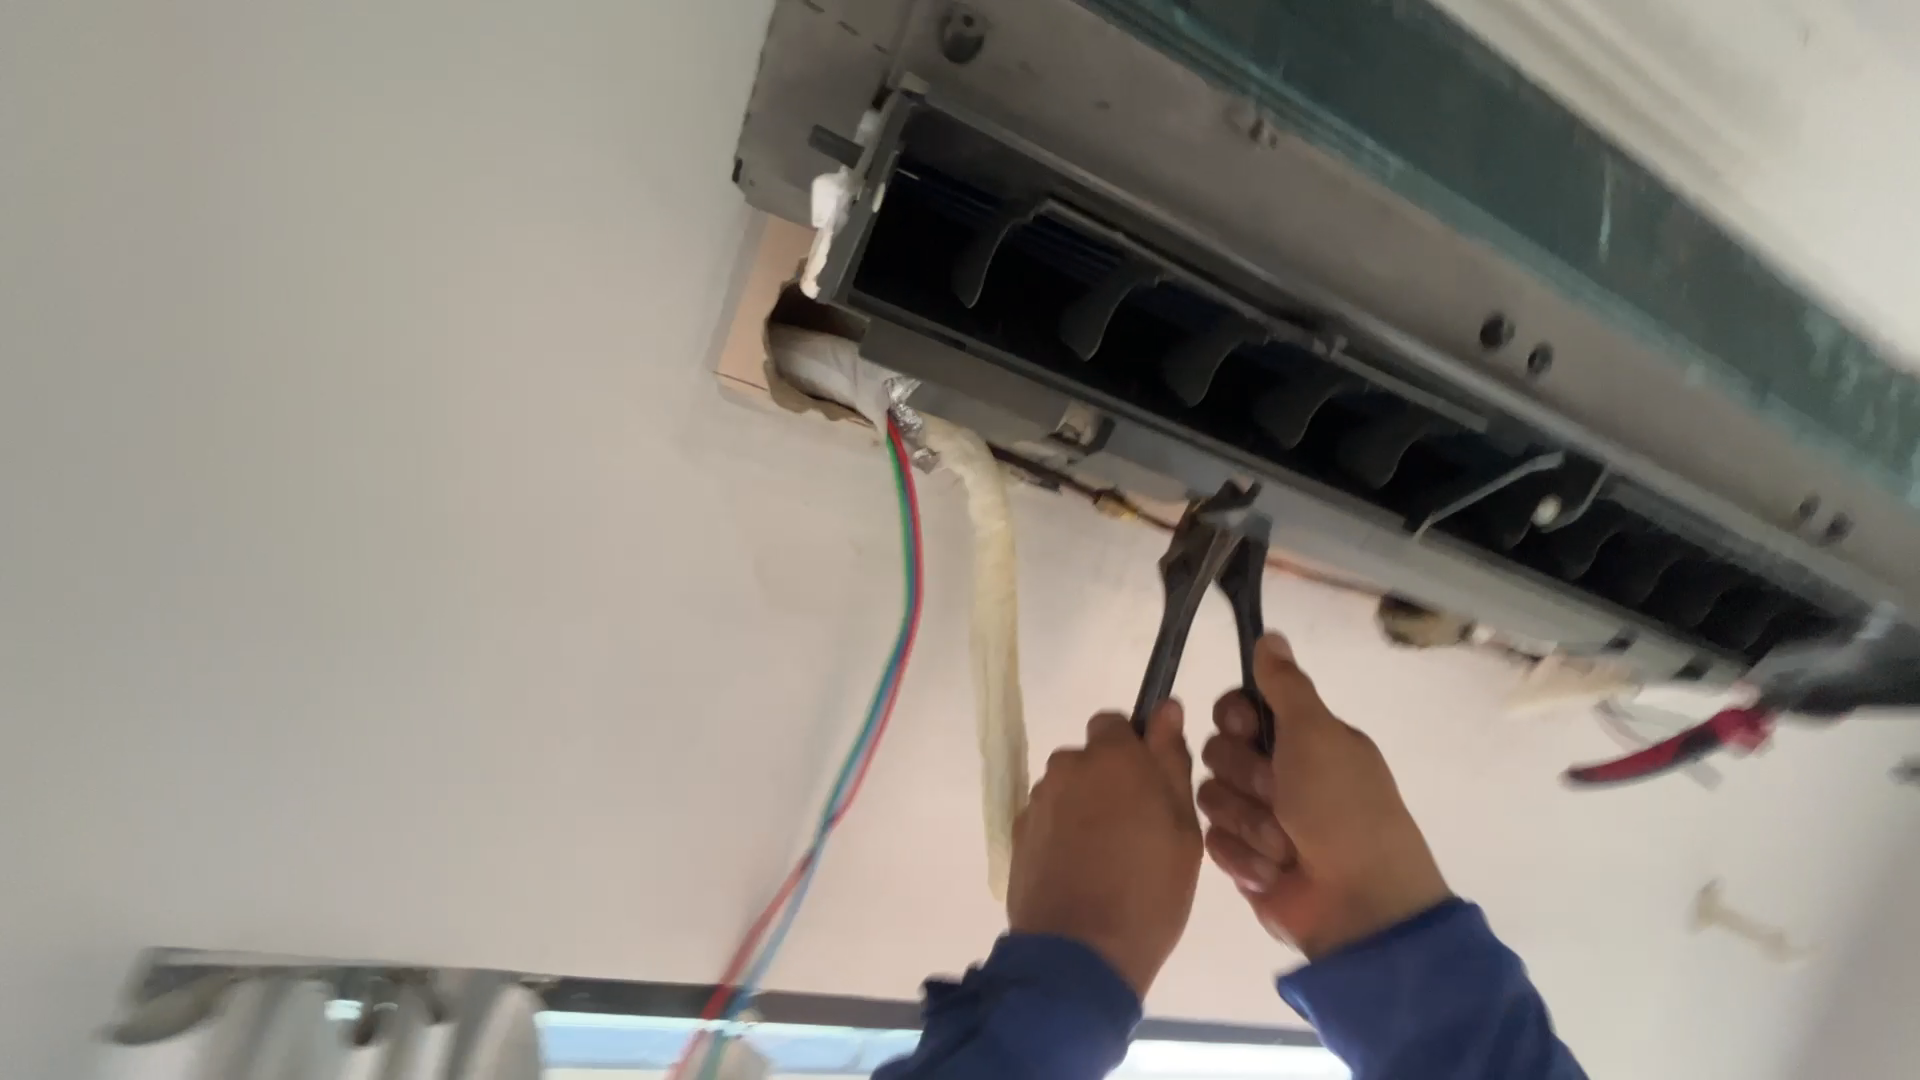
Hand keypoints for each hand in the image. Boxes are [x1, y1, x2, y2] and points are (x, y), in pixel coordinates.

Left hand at [1007, 704, 1202, 996]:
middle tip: (1136, 830)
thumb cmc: (1149, 889)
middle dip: (1109, 779)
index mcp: (1111, 756)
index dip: (1133, 749)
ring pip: (1068, 788)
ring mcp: (1038, 799)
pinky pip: (1049, 817)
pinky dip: (1062, 833)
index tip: (1149, 786)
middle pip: (1090, 758)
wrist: (1079, 952)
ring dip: (1085, 806)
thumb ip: (1170, 760)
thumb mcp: (1182, 827)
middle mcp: (1067, 765)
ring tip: (1107, 859)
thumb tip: (1166, 708)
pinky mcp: (1019, 831)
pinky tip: (1079, 871)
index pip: (1115, 724)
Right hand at [1198, 634, 1450, 959]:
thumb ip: (1286, 685)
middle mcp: (1275, 774)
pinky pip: (1212, 842)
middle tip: (1281, 797)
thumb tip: (1270, 634)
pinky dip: (1244, 857)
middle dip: (1246, 778)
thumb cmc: (1343, 809)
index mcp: (1298, 740)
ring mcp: (1258, 818)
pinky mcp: (1243, 858)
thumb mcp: (1318, 735)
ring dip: (1248, 822)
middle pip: (1216, 752)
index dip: (1234, 720)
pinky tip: (1273, 871)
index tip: (1250, 733)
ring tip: (1284, 846)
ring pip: (1210, 798)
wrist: (1359, 905)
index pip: (1234, 710)